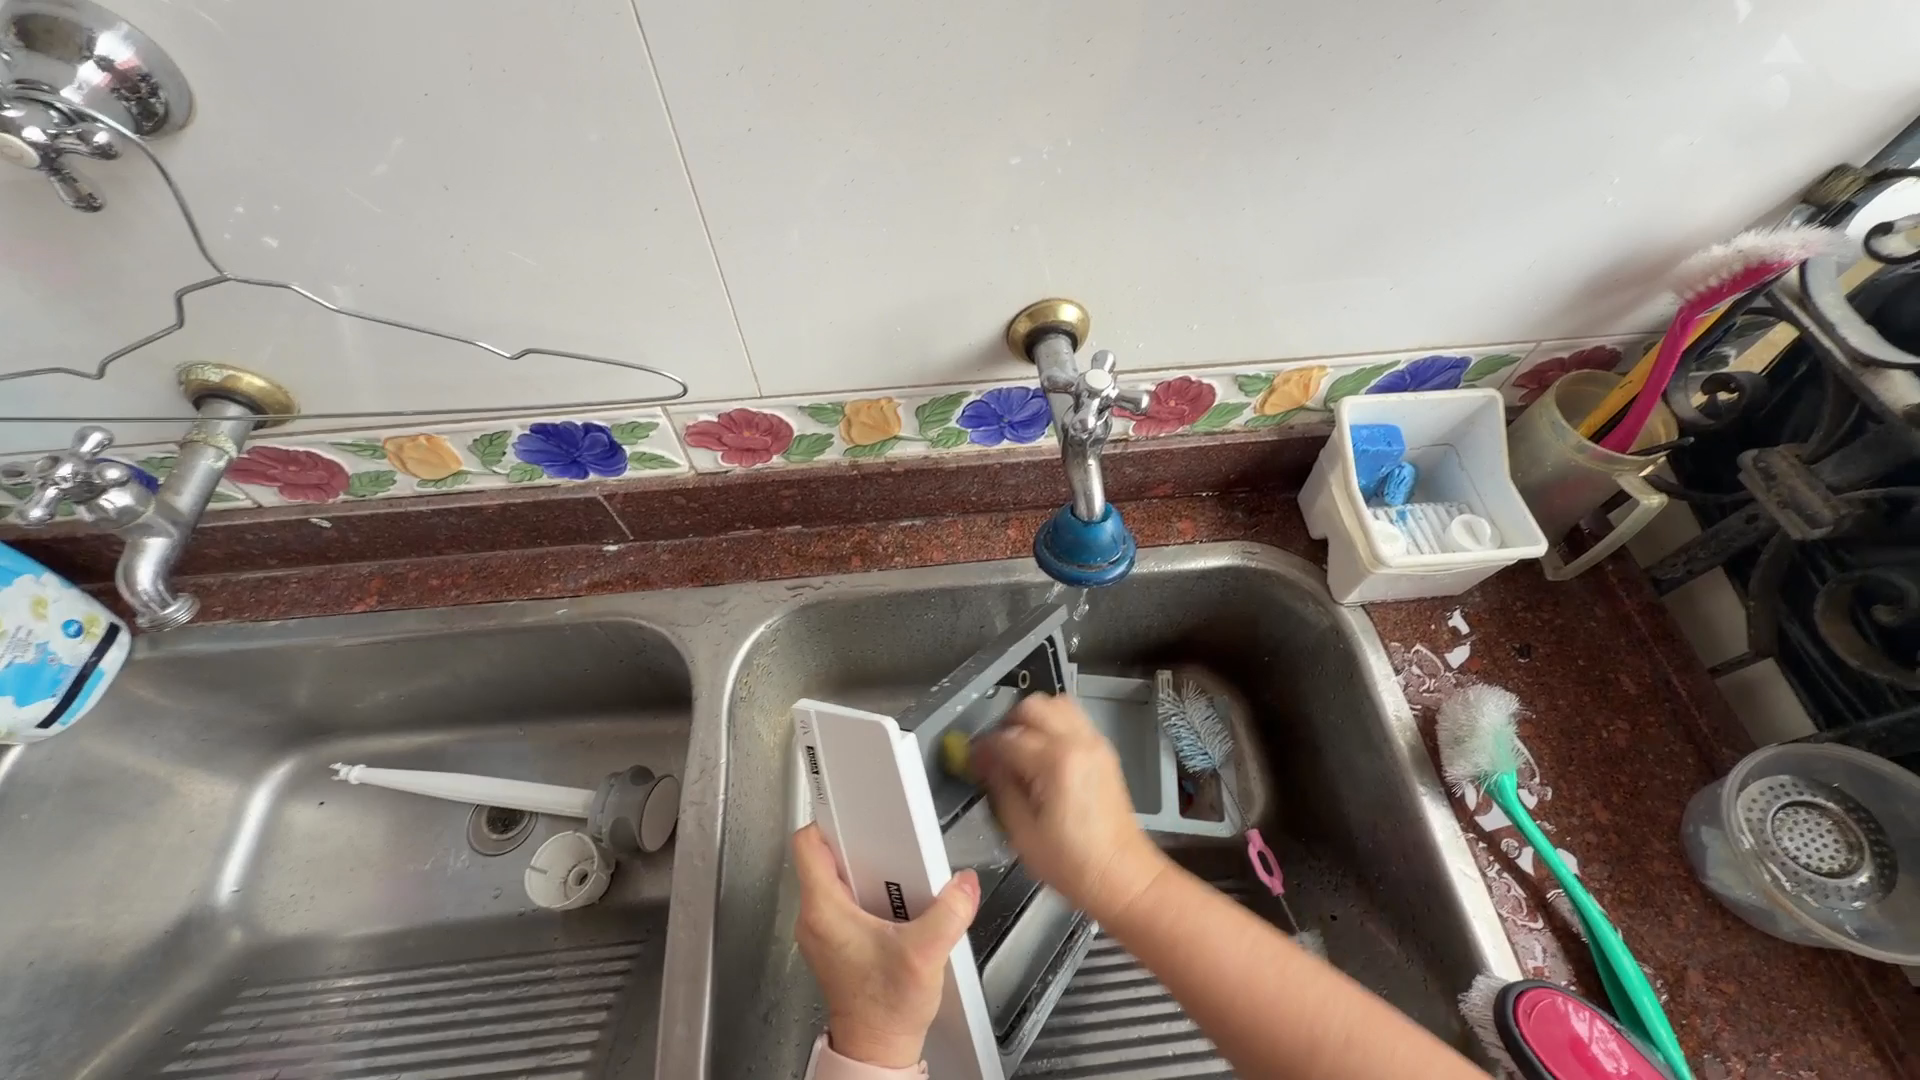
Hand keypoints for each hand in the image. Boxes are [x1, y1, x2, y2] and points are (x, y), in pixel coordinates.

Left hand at [790, 823, 979, 1068]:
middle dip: (860, 845)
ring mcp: (824, 931)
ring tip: (896, 872)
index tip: (849, 806)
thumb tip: (963, 884)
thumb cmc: (884, 1012)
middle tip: (887, 841)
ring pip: (837, 878)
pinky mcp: (837, 942)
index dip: (829, 819)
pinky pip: (845, 900)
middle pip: (826, 856)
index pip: (807, 844)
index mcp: (824, 910)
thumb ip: (949, 912)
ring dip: (866, 871)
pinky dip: (869, 892)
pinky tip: (896, 902)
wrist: (878, 1050)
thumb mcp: (925, 954)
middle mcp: (816, 918)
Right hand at [973, 693, 1169, 920]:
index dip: (983, 749)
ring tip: (1019, 746)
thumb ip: (1001, 788)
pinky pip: (1073, 718)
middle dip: (1007, 724)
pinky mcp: (1104, 750)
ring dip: (1032, 718)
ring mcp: (1095, 743)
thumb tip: (986, 764)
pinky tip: (1042, 752)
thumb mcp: (1022, 833)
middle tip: (995, 751)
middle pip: (1032, 707)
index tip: (972, 761)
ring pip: (1056, 704)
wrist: (1123, 876)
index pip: (1007, 738)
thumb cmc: (1073, 863)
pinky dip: (1053, 724)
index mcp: (1056, 763)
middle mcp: (1078, 742)